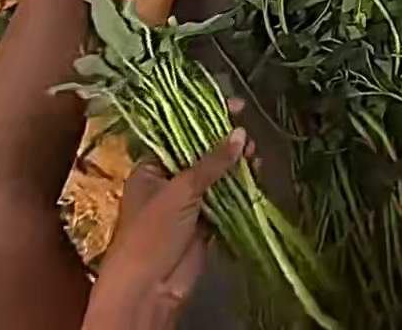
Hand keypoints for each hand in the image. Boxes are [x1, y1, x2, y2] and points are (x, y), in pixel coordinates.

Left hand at [83, 128, 251, 329]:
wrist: (146, 295)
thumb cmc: (151, 234)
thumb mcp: (180, 191)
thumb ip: (212, 162)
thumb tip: (242, 133)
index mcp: (151, 169)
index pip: (182, 134)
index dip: (207, 118)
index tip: (233, 107)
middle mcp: (168, 182)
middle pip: (202, 153)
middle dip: (226, 142)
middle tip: (247, 134)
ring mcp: (187, 204)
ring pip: (216, 175)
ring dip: (236, 164)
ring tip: (254, 154)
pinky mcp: (204, 223)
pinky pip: (225, 198)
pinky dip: (240, 187)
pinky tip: (255, 173)